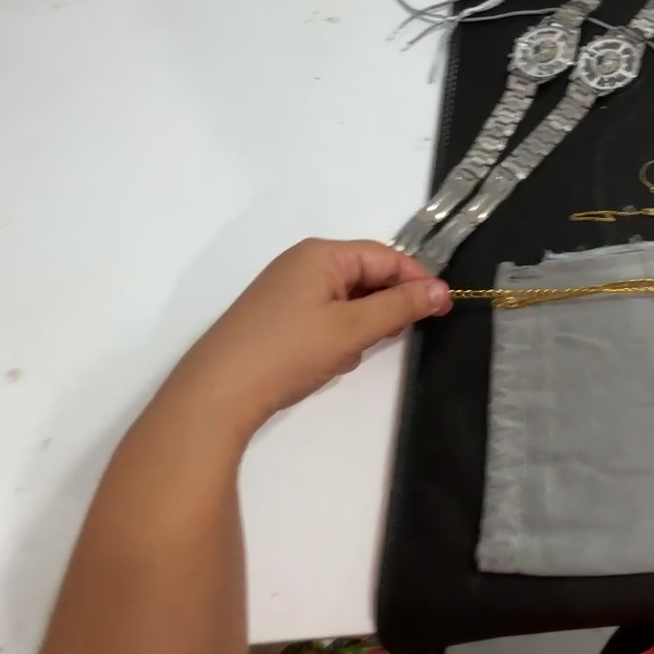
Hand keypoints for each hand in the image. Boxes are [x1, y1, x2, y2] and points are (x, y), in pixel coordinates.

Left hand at [162, 239, 448, 435]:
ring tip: (348, 353)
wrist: (211, 400)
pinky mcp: (275, 317)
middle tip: (392, 336)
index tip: (441, 310)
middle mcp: (303, 263)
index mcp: (321, 254)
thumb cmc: (287, 353)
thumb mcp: (354, 329)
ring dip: (361, 324)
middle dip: (385, 306)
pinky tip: (328, 360)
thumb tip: (442, 290)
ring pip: (349, 298)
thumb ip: (401, 306)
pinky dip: (338, 334)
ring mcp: (286, 290)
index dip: (417, 281)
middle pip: (368, 275)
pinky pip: (326, 314)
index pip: (387, 257)